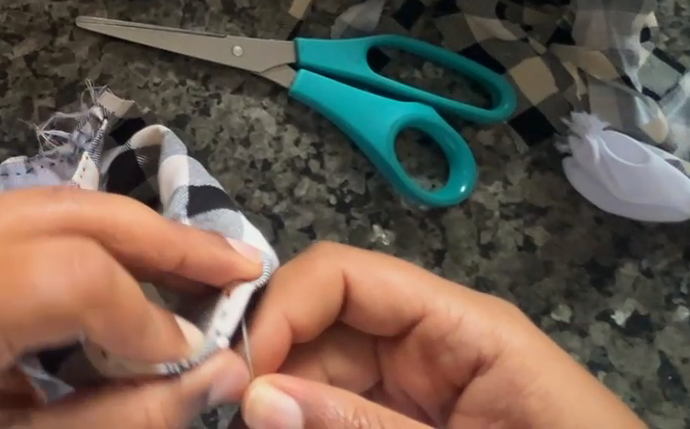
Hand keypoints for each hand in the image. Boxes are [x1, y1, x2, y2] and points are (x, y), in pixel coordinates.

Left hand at [0, 187, 268, 428]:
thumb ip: (117, 420)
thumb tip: (211, 373)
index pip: (72, 275)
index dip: (146, 314)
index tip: (191, 357)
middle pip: (71, 211)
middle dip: (162, 238)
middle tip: (238, 266)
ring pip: (57, 197)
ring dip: (132, 227)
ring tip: (199, 260)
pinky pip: (32, 209)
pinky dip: (91, 231)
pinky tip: (130, 258)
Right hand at [238, 243, 644, 428]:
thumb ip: (367, 427)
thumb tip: (255, 399)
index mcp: (459, 323)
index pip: (342, 275)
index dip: (282, 305)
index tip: (240, 367)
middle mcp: (429, 341)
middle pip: (321, 325)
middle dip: (271, 363)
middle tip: (230, 411)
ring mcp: (422, 387)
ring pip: (322, 373)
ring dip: (283, 402)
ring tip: (249, 427)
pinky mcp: (414, 424)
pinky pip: (345, 413)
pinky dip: (310, 424)